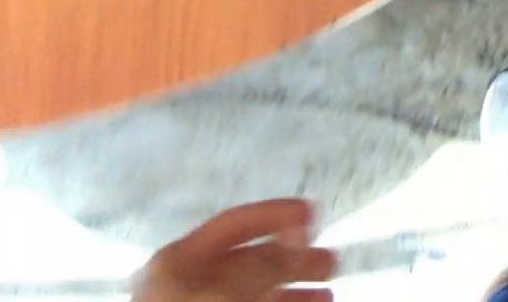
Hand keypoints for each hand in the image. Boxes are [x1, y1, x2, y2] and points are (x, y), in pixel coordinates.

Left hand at [134, 199, 337, 301]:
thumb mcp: (234, 290)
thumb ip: (270, 259)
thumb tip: (301, 231)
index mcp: (176, 263)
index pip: (236, 222)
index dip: (279, 213)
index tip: (317, 213)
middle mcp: (180, 285)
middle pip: (249, 260)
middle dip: (295, 260)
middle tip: (331, 263)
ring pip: (252, 293)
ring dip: (294, 292)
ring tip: (328, 296)